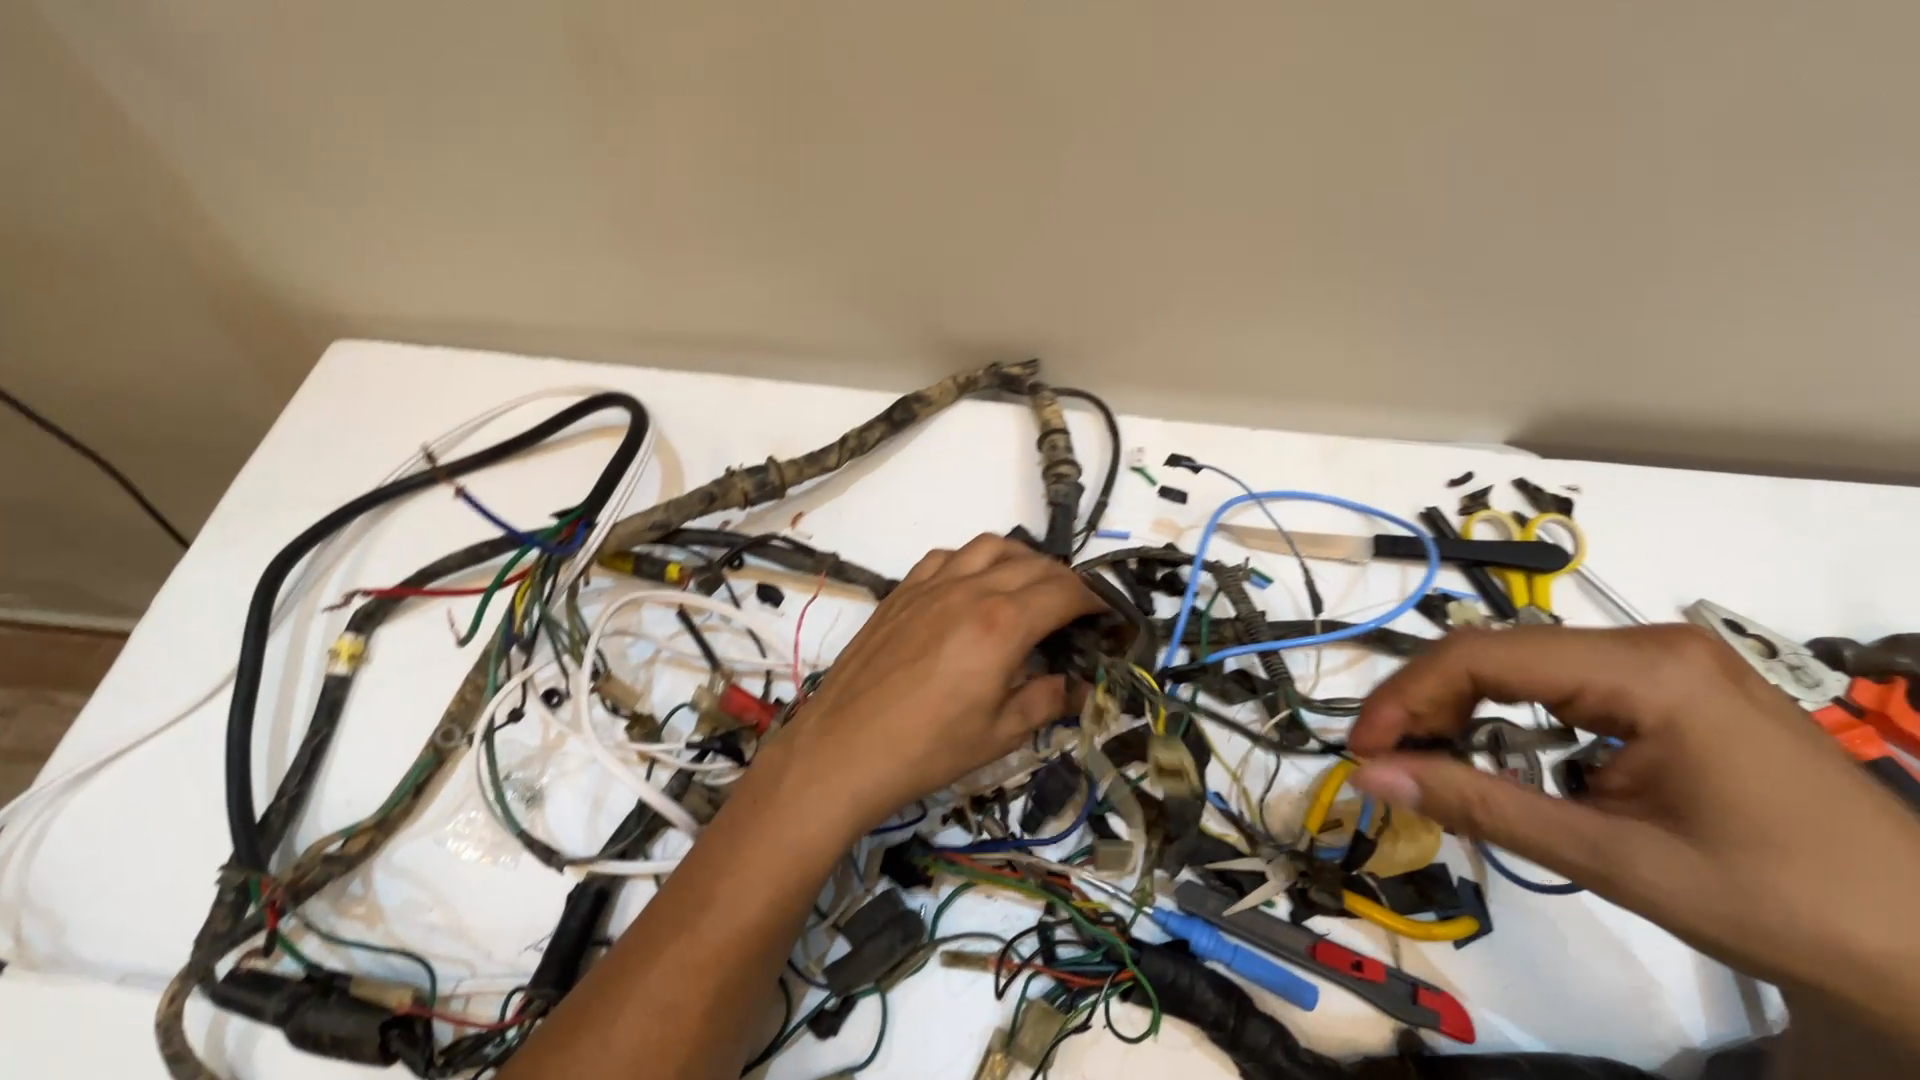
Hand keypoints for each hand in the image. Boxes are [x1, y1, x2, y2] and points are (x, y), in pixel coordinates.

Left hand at [764, 533, 1102, 832]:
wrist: (843, 749)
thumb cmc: (927, 749)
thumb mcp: (999, 734)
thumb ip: (1046, 701)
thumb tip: (1077, 687)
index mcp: (1002, 625)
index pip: (1064, 592)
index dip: (1094, 600)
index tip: (1106, 615)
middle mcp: (969, 590)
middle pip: (1032, 565)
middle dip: (1064, 581)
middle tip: (1074, 610)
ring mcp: (930, 586)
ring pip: (989, 547)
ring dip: (1021, 559)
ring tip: (1029, 587)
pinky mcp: (901, 592)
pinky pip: (945, 556)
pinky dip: (971, 561)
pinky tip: (971, 586)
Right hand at [1347, 624, 1919, 1042]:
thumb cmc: (1776, 902)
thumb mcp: (1611, 859)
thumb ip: (1480, 806)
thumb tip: (1368, 776)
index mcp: (1647, 669)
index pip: (1483, 654)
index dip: (1407, 698)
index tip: (1362, 753)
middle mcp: (1655, 644)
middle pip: (1500, 653)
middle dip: (1431, 706)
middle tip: (1388, 765)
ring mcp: (1673, 663)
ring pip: (1529, 668)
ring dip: (1470, 714)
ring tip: (1435, 768)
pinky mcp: (1680, 691)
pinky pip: (1570, 688)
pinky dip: (1518, 722)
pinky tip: (1505, 763)